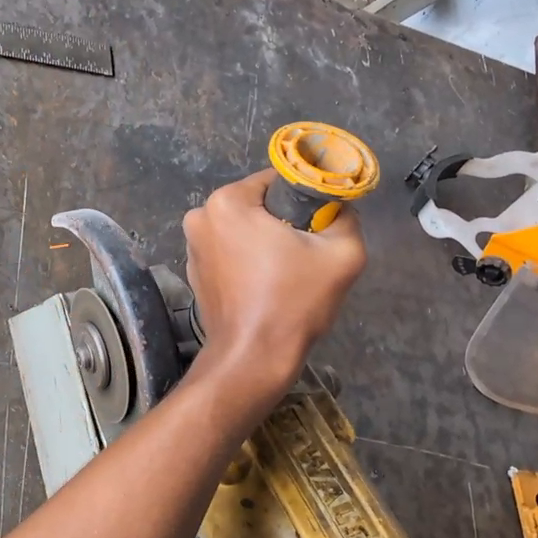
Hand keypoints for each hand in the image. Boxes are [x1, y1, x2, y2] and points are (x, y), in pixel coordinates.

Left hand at [182, 170, 366, 414]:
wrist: (252, 356)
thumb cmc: (293, 301)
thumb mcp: (342, 253)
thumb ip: (346, 217)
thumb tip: (340, 207)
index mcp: (227, 201)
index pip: (275, 181)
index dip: (304, 199)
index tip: (320, 224)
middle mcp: (200, 216)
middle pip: (257, 205)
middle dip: (284, 222)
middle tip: (307, 252)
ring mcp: (192, 245)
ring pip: (243, 229)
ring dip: (265, 242)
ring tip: (288, 272)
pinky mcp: (194, 271)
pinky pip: (229, 252)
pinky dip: (248, 260)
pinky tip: (266, 285)